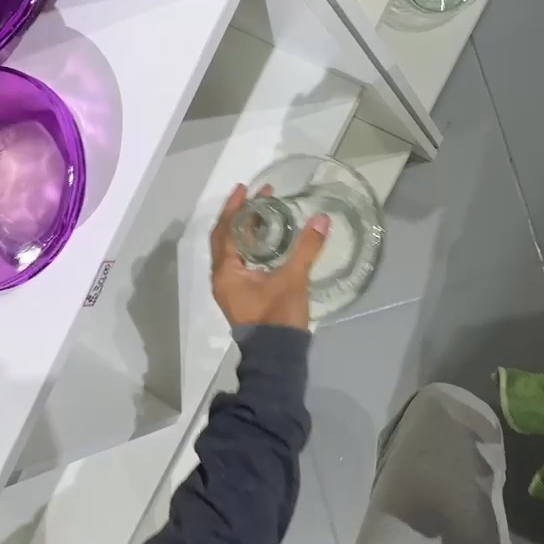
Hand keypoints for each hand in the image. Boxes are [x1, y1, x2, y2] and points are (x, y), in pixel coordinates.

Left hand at [209, 183, 328, 329]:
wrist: (277, 355)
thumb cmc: (278, 316)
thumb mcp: (293, 279)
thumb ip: (306, 247)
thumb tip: (321, 218)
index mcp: (226, 272)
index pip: (226, 230)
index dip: (235, 207)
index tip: (246, 188)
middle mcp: (223, 278)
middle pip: (225, 238)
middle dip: (240, 215)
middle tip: (257, 196)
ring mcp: (231, 288)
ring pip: (232, 251)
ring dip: (245, 230)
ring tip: (264, 213)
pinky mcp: (243, 295)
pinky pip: (241, 262)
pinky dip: (251, 246)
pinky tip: (268, 241)